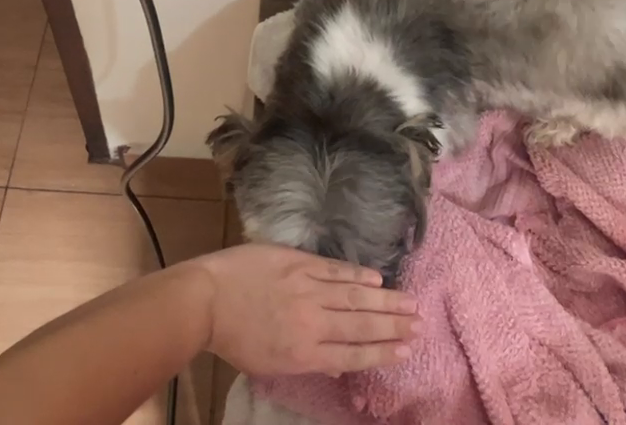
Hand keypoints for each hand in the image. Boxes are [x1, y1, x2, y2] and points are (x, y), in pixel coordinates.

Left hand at [183, 244, 418, 376]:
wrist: (206, 299)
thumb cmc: (234, 336)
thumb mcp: (270, 363)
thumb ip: (307, 359)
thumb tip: (339, 360)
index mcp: (304, 352)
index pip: (353, 353)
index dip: (383, 352)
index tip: (407, 350)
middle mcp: (312, 321)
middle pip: (361, 323)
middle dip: (394, 325)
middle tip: (420, 324)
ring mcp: (306, 288)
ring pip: (355, 295)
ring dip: (385, 300)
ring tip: (410, 302)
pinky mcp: (298, 263)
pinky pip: (335, 270)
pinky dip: (357, 275)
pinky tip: (377, 278)